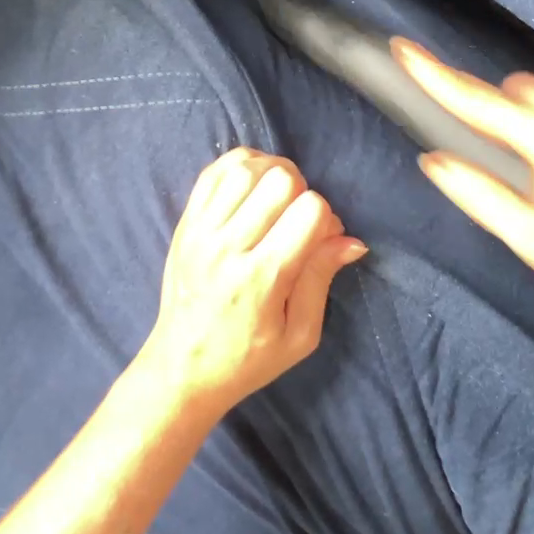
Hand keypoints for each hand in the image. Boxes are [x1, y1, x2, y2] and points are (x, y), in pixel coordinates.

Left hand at [136, 148, 367, 415]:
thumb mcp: (299, 336)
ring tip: (278, 198)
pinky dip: (241, 165)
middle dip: (302, 190)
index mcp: (261, 279)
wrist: (182, 368)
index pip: (309, 212)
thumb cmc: (247, 359)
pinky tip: (254, 184)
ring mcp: (201, 230)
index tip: (323, 240)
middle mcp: (228, 247)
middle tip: (298, 218)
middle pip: (279, 180)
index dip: (327, 218)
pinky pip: (213, 171)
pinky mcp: (185, 222)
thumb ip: (321, 279)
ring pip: (245, 167)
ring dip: (272, 172)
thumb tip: (352, 240)